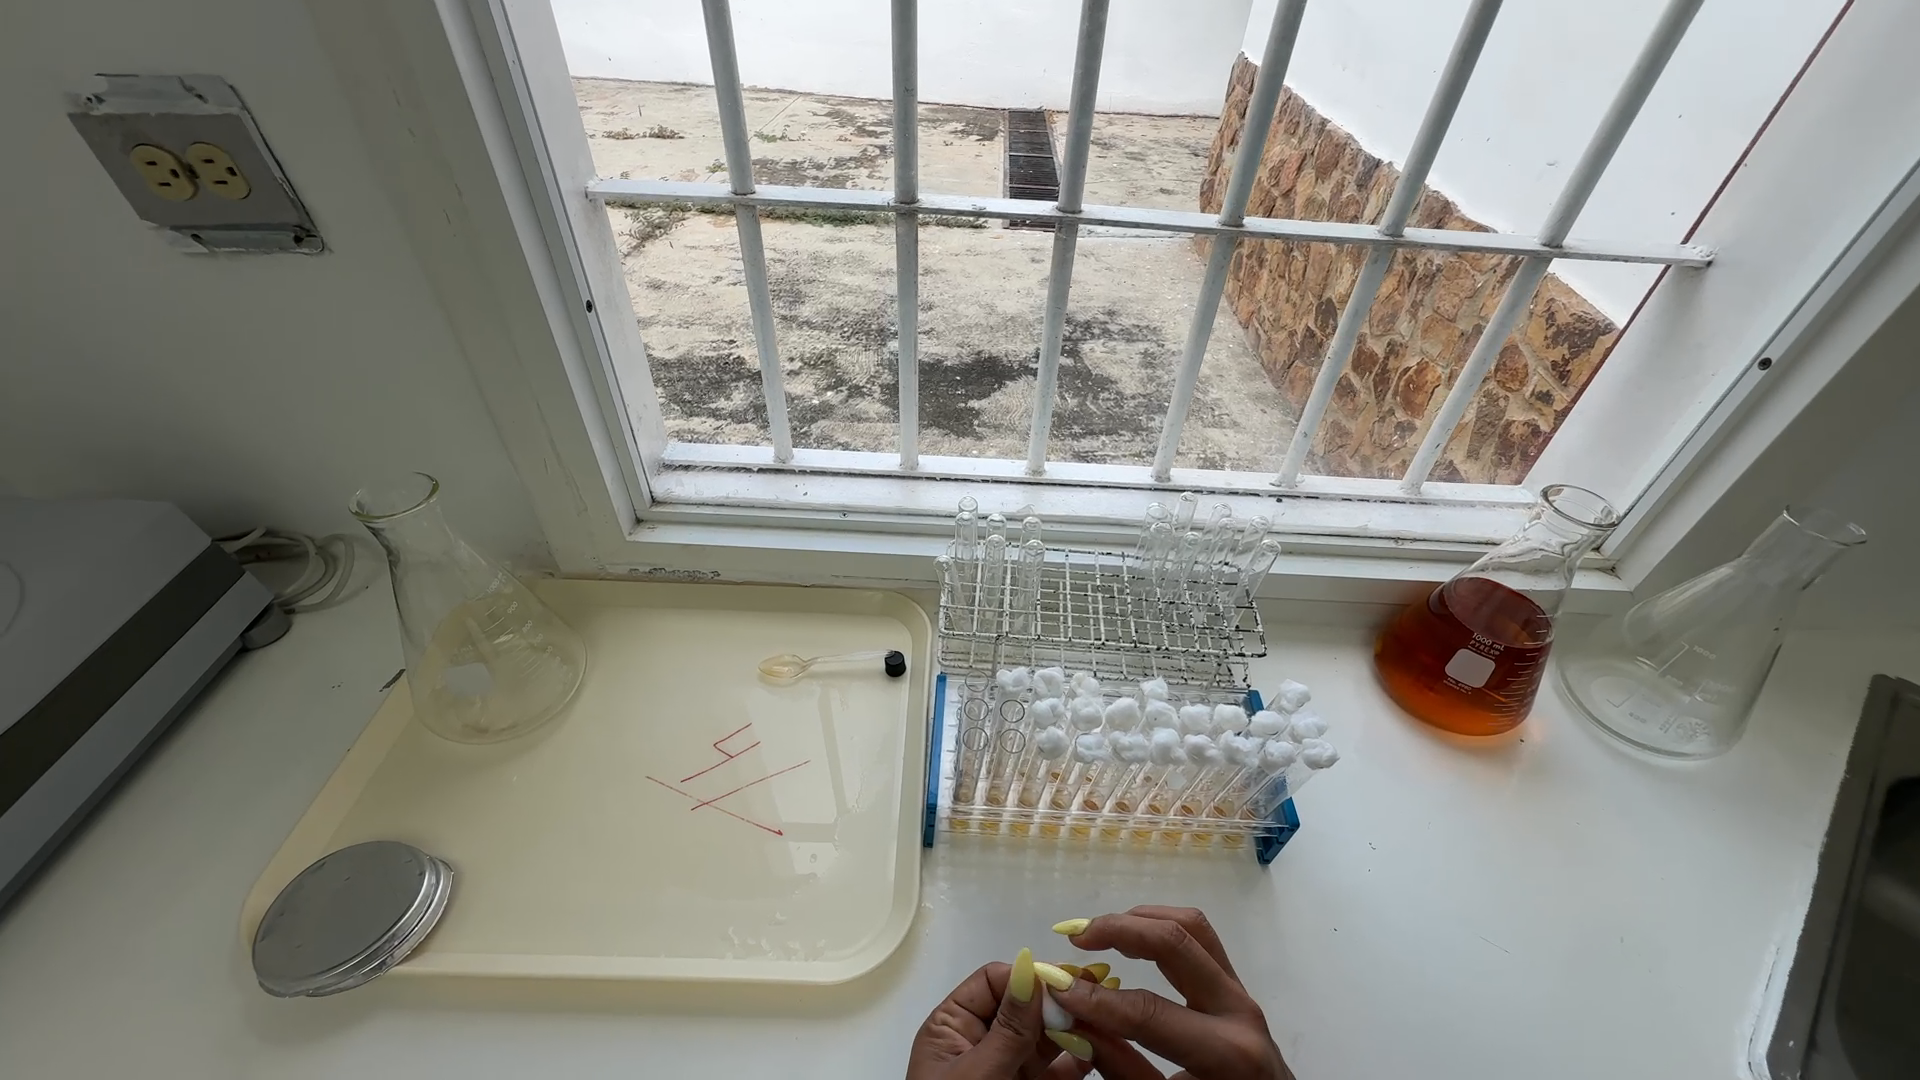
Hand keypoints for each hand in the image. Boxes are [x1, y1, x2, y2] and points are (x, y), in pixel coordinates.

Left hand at [908, 948, 1093, 1079]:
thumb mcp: (977, 1074)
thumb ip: (1008, 1029)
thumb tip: (1032, 968)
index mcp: (950, 1026)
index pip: (993, 982)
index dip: (1028, 979)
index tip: (1065, 980)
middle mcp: (977, 1042)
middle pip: (1022, 1009)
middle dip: (1056, 1003)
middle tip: (1095, 994)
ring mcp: (1001, 1069)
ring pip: (1040, 1039)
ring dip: (1070, 1028)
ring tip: (1102, 1018)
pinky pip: (1049, 1071)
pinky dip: (1072, 1061)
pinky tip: (1093, 1051)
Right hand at [1050, 906, 1293, 1079]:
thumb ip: (1119, 1066)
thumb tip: (1069, 1021)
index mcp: (1229, 1054)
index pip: (1150, 1011)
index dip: (1098, 999)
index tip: (1056, 986)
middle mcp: (1240, 1011)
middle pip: (1175, 942)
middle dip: (1118, 931)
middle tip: (1074, 935)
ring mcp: (1241, 992)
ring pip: (1190, 924)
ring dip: (1139, 919)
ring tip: (1097, 931)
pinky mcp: (1235, 985)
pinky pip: (1199, 936)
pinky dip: (1159, 924)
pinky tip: (1130, 936)